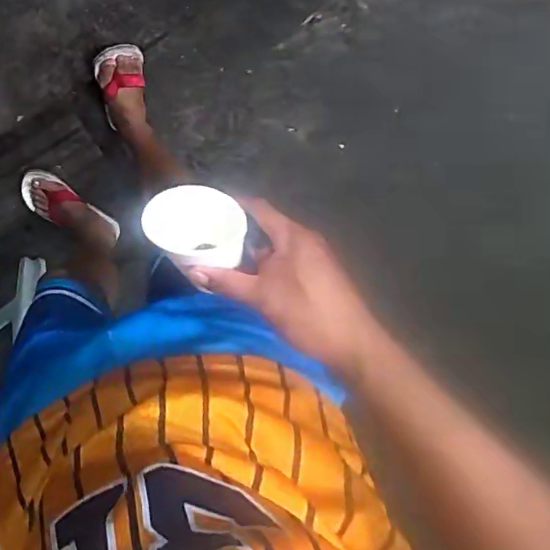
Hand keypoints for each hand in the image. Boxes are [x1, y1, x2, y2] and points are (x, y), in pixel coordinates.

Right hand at [187, 198, 388, 383]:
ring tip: (224, 257)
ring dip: (253, 251)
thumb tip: (194, 269)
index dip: (233, 203)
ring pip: (277, 245)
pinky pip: (287, 259)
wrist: (355, 347)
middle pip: (267, 226)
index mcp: (293, 235)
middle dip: (239, 230)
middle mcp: (306, 239)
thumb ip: (227, 281)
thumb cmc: (308, 313)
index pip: (258, 207)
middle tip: (210, 235)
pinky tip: (252, 278)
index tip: (210, 206)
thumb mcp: (262, 297)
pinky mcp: (320, 275)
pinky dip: (267, 263)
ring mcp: (316, 257)